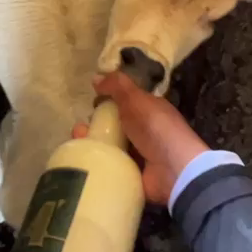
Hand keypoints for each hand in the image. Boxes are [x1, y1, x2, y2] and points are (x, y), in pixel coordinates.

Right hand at [92, 72, 210, 205]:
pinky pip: (111, 165)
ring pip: (111, 145)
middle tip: (82, 126)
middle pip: (117, 125)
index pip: (128, 102)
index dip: (110, 101)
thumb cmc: (156, 128)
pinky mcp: (133, 174)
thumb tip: (96, 77)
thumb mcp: (135, 99)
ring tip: (78, 139)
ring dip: (93, 142)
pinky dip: (97, 161)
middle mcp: (146, 132)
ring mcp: (140, 155)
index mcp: (151, 111)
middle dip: (97, 123)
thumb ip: (117, 86)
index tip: (93, 103)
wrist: (173, 170)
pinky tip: (84, 157)